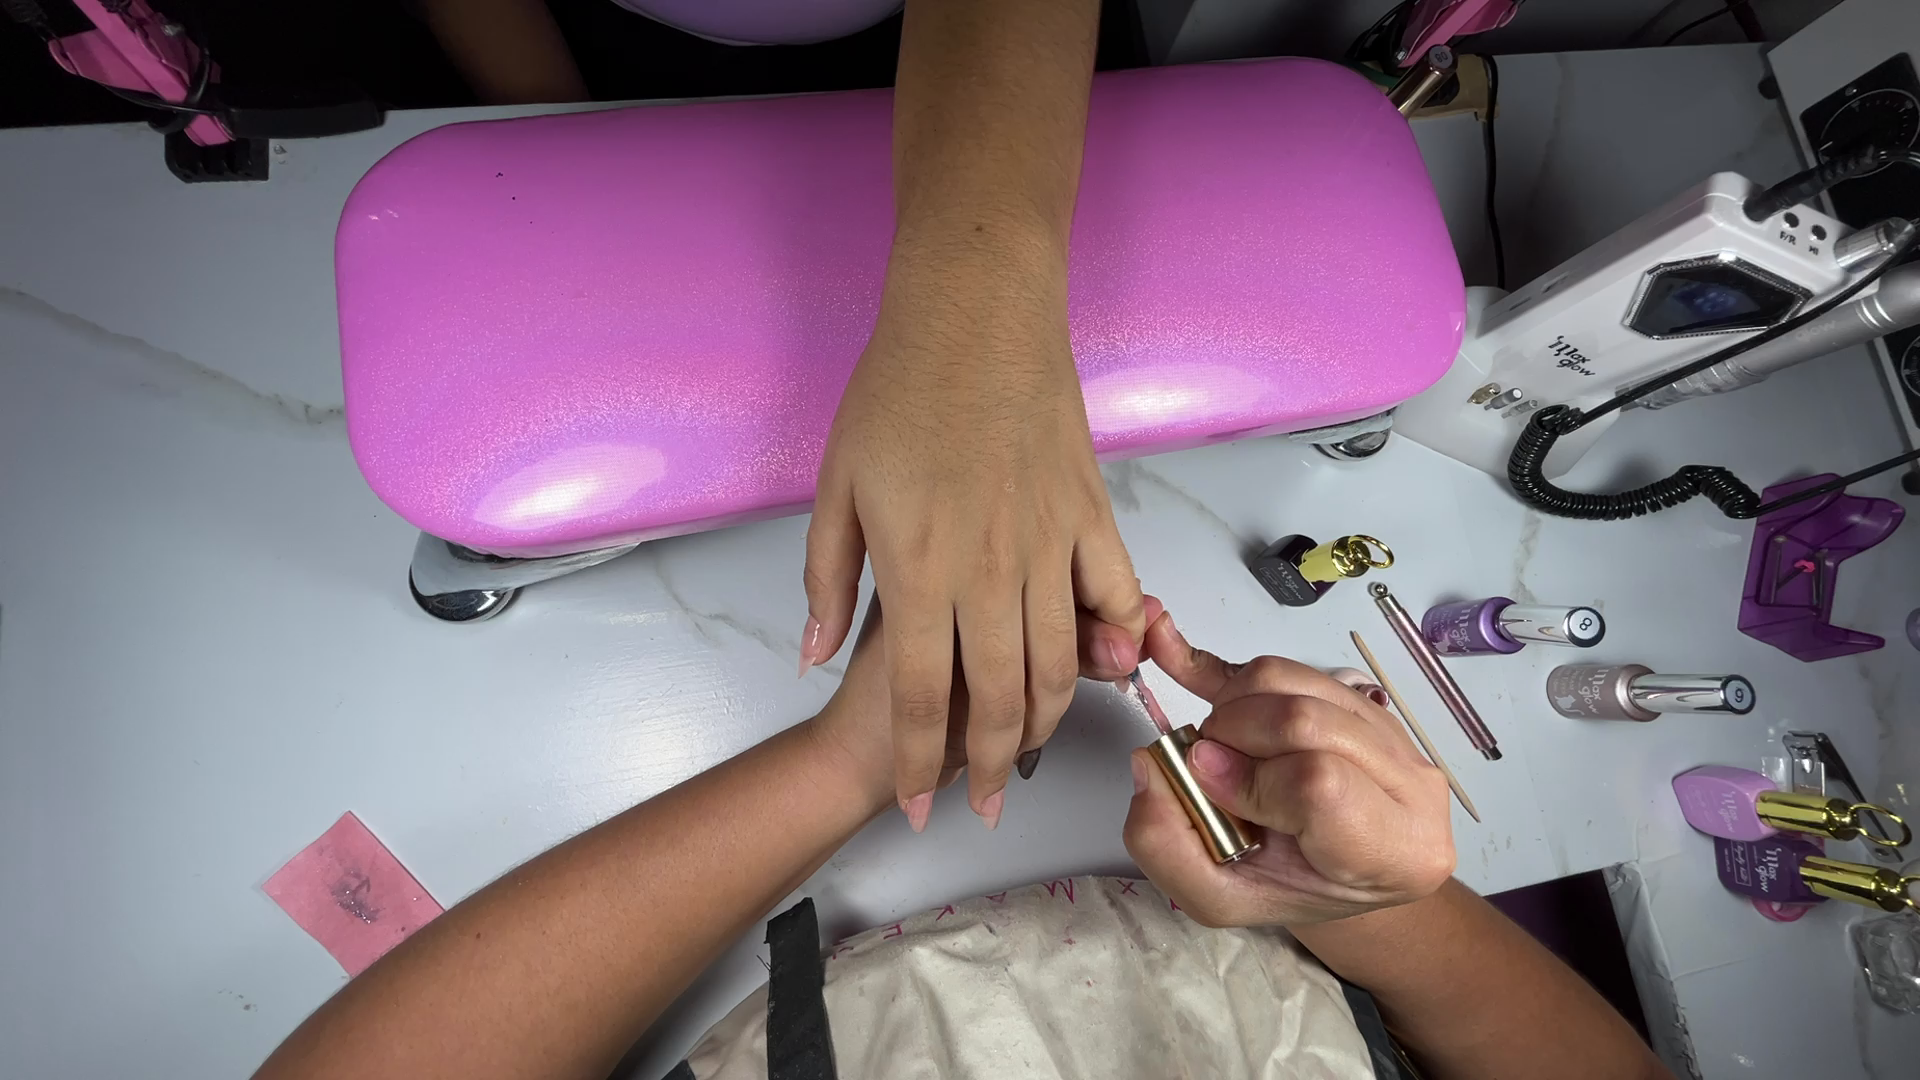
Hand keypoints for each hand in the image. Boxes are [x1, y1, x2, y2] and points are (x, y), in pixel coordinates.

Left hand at [802, 246, 1144, 831]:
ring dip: (1044, 719)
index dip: (919, 761)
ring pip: (1059, 662)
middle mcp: (990, 573)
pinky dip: (1116, 642)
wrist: (975, 313)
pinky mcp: (1091, 515)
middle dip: (986, 765)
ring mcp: (1050, 545)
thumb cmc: (895, 393)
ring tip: (1026, 753)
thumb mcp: (836, 486)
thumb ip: (827, 579)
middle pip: (997, 698)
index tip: (919, 804)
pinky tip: (1107, 672)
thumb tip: (814, 656)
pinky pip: (1116, 595)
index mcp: (919, 569)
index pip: (920, 697)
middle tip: (981, 803)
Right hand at [1124, 612, 1454, 927]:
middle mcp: (1410, 783)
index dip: (1248, 779)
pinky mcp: (1353, 695)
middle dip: (1230, 734)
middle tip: (1206, 765)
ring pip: (1288, 680)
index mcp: (1395, 851)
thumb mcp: (1217, 898)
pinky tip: (1170, 651)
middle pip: (1301, 719)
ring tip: (1221, 743)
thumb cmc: (1283, 885)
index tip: (1208, 787)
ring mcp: (1387, 730)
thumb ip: (1168, 847)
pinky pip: (1281, 665)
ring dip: (1229, 704)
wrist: (1328, 867)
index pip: (1318, 784)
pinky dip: (1217, 667)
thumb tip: (1151, 765)